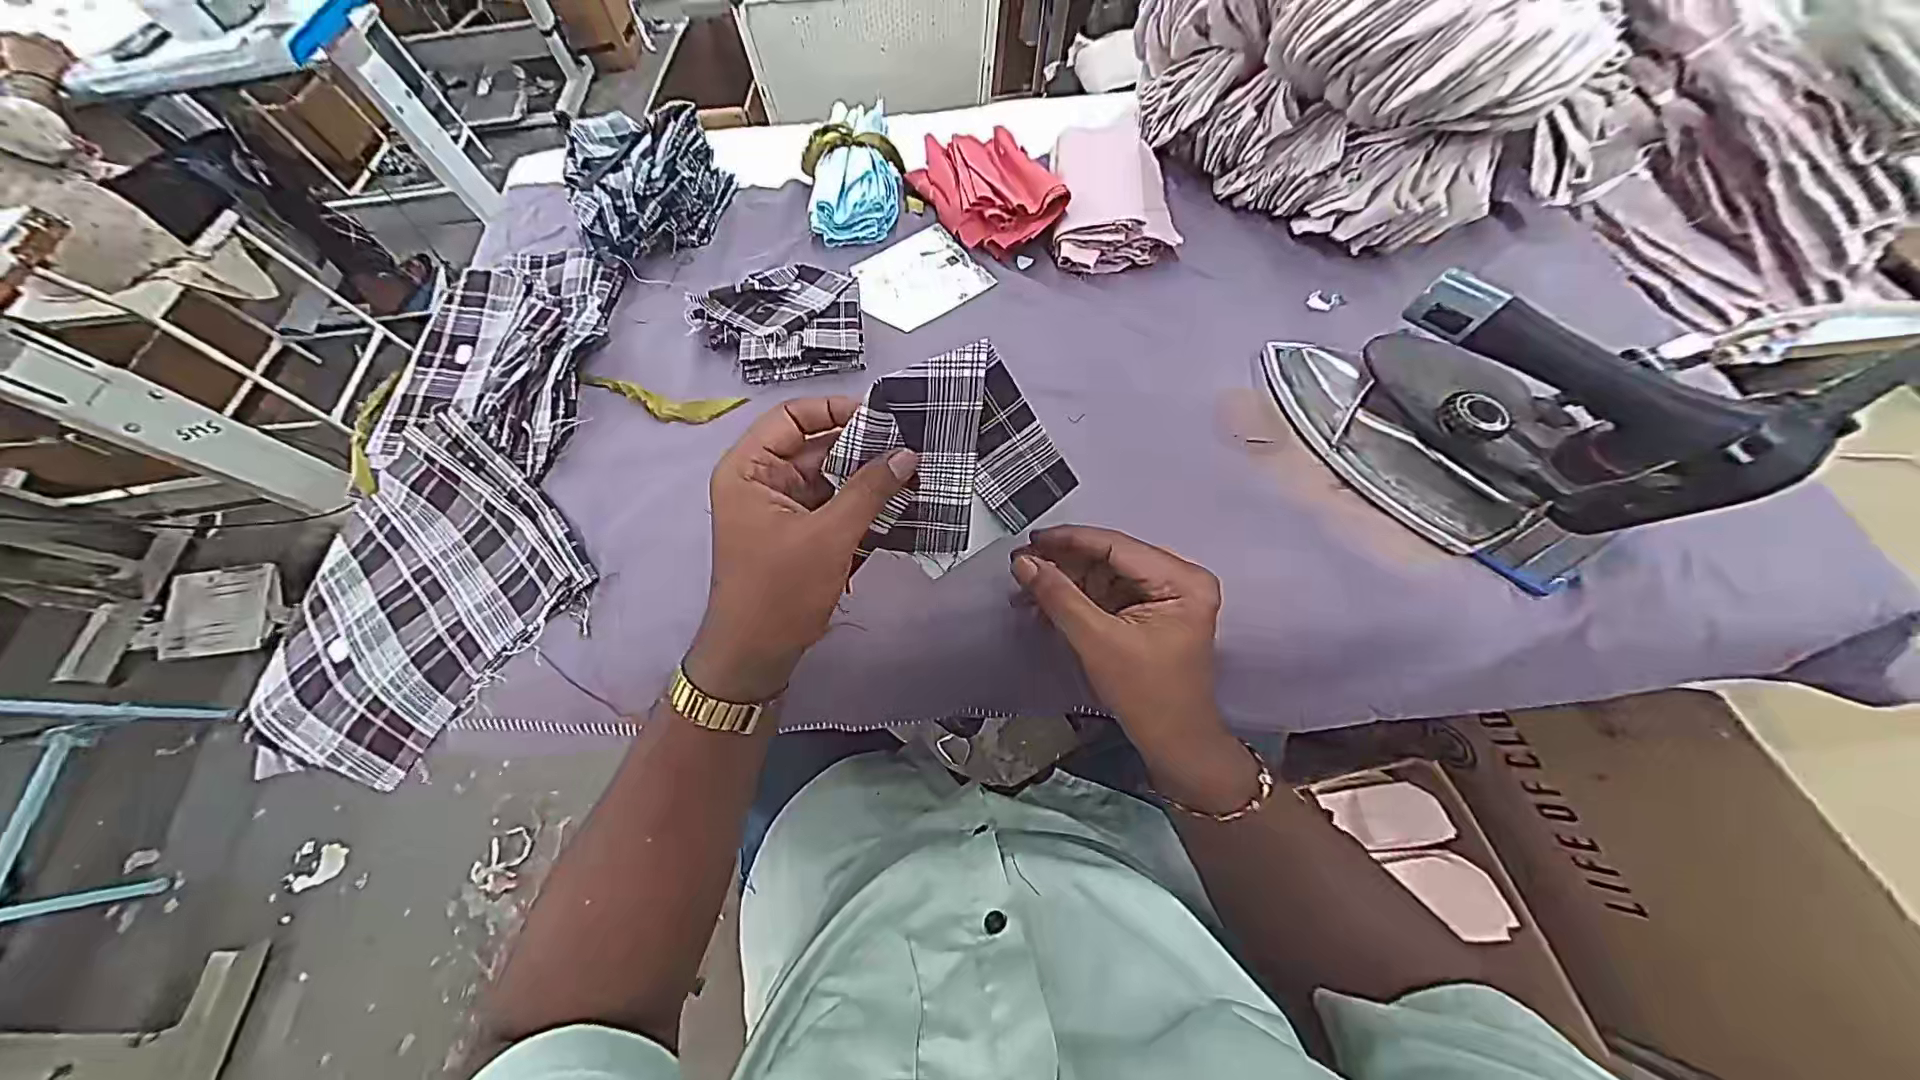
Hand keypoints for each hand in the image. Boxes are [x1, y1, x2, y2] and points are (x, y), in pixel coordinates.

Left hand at [684, 398, 916, 702]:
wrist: (757, 655)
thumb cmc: (780, 590)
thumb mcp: (829, 536)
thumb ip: (869, 490)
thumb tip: (907, 454)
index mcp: (750, 469)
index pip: (792, 417)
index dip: (834, 411)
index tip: (881, 418)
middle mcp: (763, 481)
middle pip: (816, 446)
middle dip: (861, 448)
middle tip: (909, 445)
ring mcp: (782, 508)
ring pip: (830, 477)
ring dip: (867, 477)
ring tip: (912, 471)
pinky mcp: (801, 533)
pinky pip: (835, 505)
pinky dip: (862, 504)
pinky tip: (898, 502)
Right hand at [1010, 526, 1223, 740]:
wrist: (1173, 742)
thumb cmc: (1153, 699)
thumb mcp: (1099, 642)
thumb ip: (1060, 597)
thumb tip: (1028, 565)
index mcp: (1183, 581)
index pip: (1117, 546)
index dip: (1069, 541)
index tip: (1034, 541)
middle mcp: (1178, 581)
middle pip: (1108, 558)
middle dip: (1062, 563)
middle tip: (1024, 564)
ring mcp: (1162, 596)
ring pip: (1101, 574)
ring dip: (1063, 582)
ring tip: (1027, 585)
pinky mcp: (1146, 612)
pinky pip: (1104, 593)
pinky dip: (1074, 598)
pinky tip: (1045, 601)